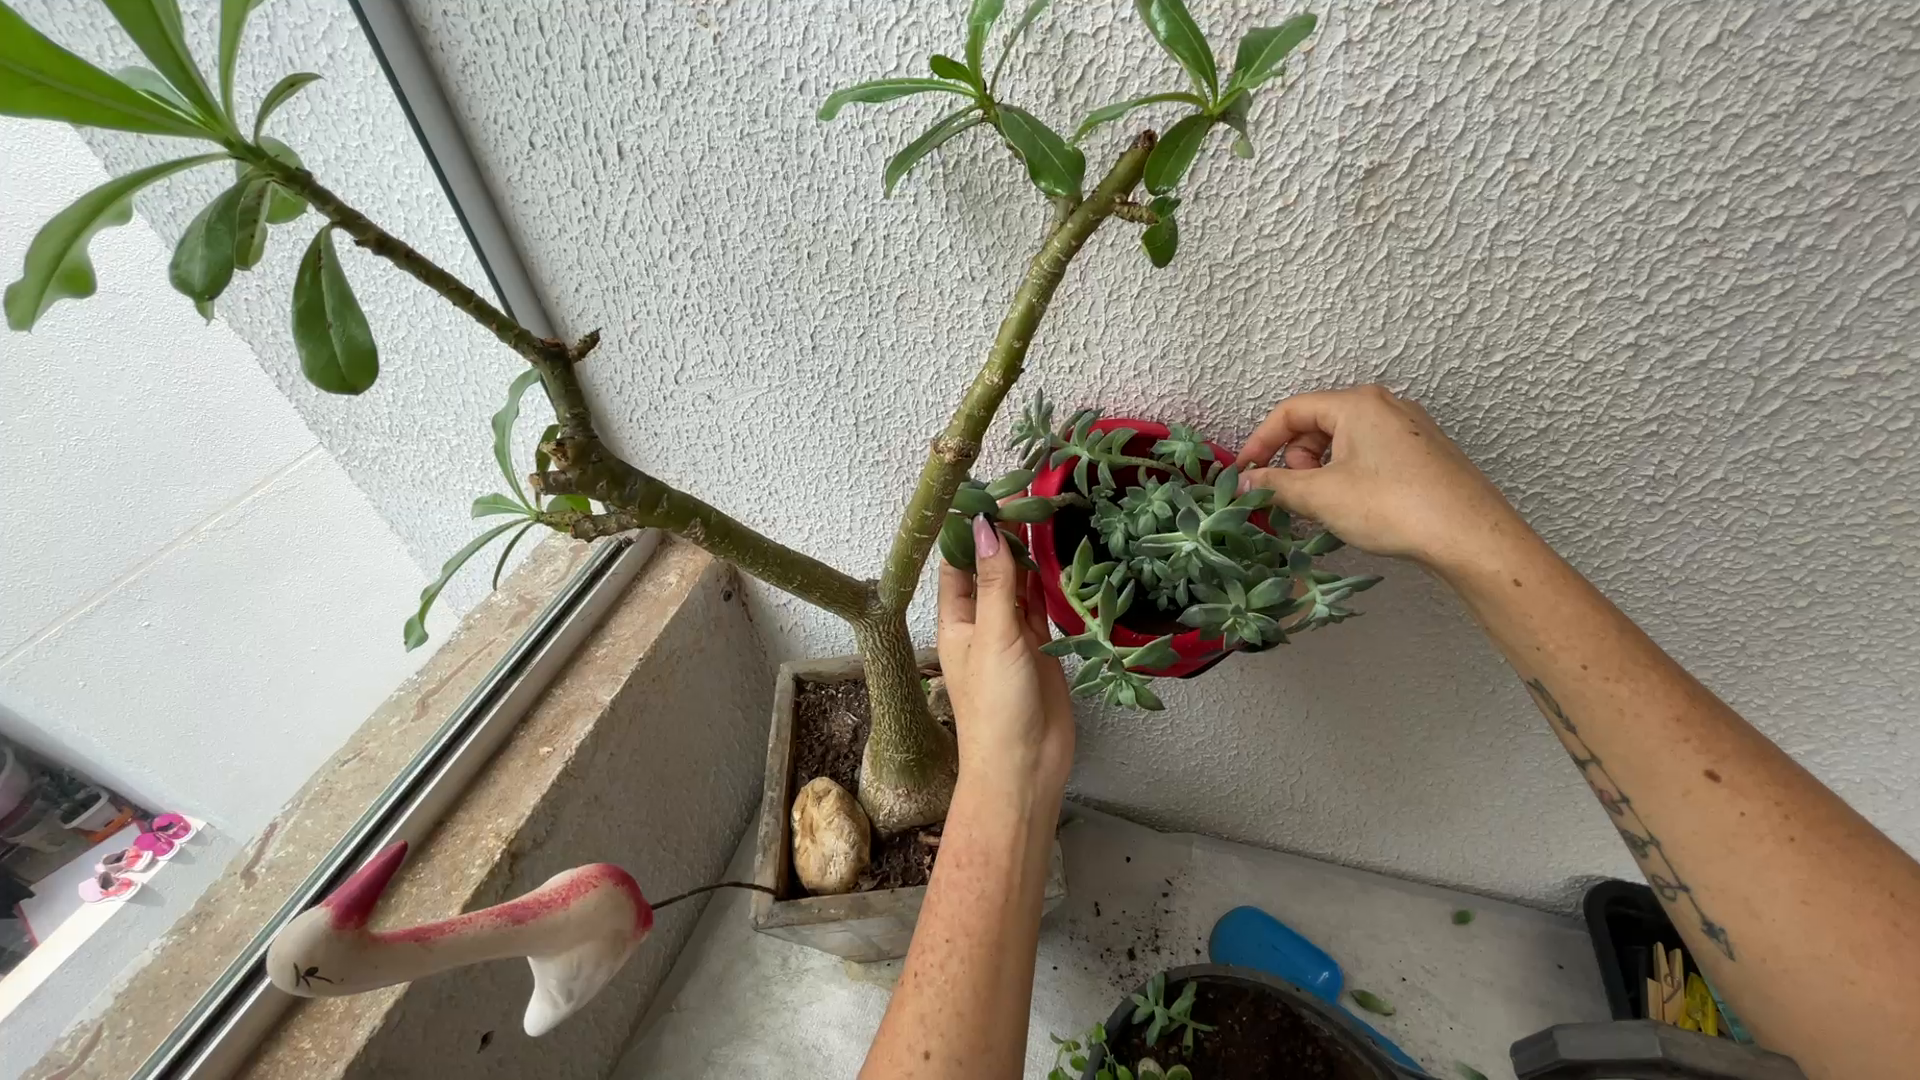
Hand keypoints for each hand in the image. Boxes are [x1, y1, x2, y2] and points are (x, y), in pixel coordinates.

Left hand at [936, 515, 1075, 799]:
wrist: (1025, 766)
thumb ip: (995, 582)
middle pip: (991, 569)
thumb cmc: (996, 705)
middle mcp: (982, 623)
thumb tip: (987, 527)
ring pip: (1018, 585)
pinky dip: (1049, 583)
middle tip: (1028, 494)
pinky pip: (1042, 607)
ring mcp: (1013, 635)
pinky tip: (1058, 557)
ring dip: (1028, 555)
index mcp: (956, 620)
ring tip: (1045, 514)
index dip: (970, 530)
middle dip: (1004, 536)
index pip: (958, 562)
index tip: (989, 493)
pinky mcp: (1041, 648)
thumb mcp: (993, 636)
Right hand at [1234, 385, 1531, 573]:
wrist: (1471, 538)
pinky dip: (1347, 475)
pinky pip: (1368, 454)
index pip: (1290, 411)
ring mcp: (1409, 429)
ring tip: (1325, 504)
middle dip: (1295, 459)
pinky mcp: (1423, 453)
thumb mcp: (1319, 496)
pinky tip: (1354, 506)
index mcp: (1357, 404)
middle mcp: (1385, 406)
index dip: (1260, 442)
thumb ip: (1273, 485)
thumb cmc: (1392, 506)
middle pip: (1317, 424)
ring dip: (1320, 471)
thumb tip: (1243, 482)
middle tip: (1295, 494)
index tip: (1244, 473)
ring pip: (1343, 441)